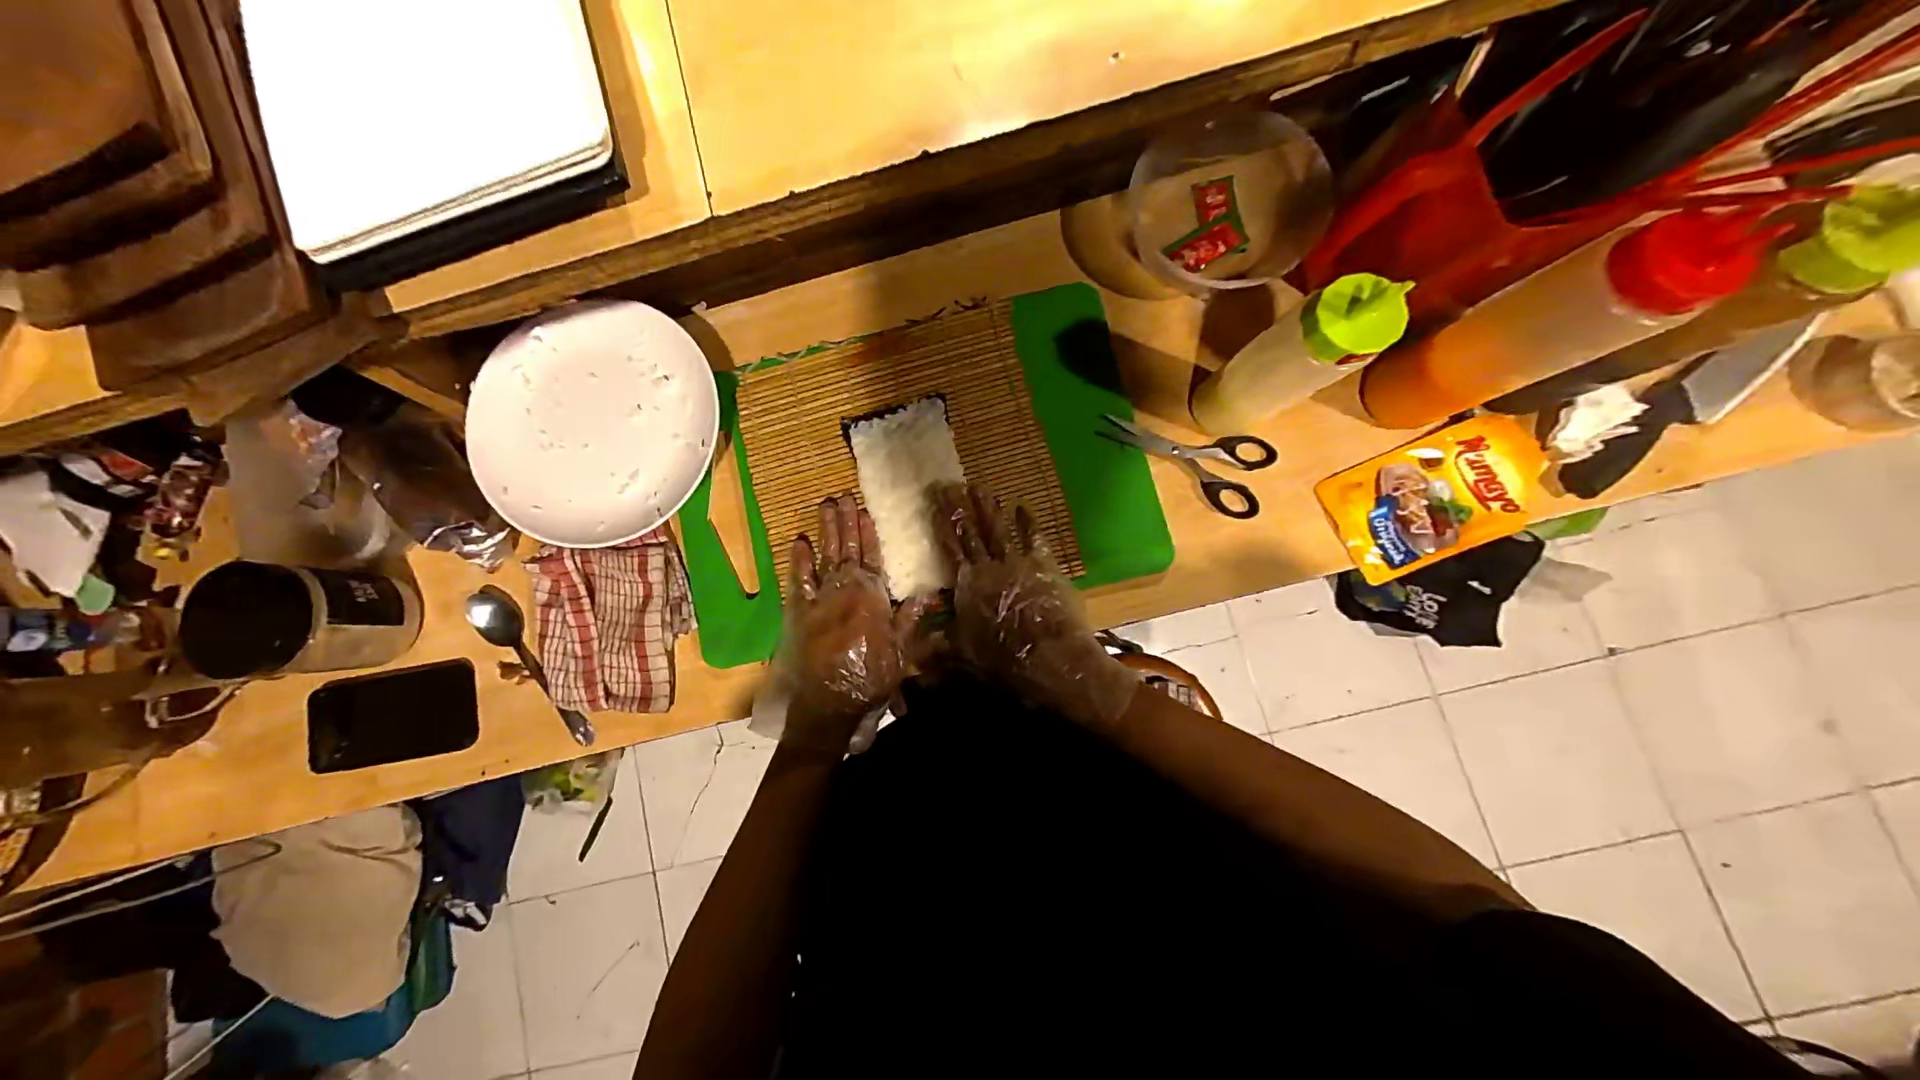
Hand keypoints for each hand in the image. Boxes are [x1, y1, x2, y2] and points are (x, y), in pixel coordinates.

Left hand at [783, 496, 905, 758]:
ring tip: (825, 505)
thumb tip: (926, 594)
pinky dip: (799, 561)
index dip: (868, 534)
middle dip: (845, 523)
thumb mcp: (901, 651)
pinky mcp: (802, 612)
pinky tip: (799, 540)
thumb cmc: (871, 678)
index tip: (865, 510)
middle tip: (841, 496)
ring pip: (825, 557)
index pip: (872, 558)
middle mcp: (846, 591)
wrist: (831, 704)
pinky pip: (799, 581)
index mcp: (872, 598)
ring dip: (826, 531)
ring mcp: (821, 599)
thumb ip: (908, 620)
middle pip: (847, 550)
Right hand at [933, 484, 1138, 729]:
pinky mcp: (1044, 565)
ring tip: (980, 487)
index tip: (935, 499)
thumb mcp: (962, 653)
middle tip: (952, 483)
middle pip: (973, 531)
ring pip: (999, 529)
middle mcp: (990, 567)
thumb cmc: (1002, 657)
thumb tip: (910, 644)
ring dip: (989, 508)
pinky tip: (1022, 506)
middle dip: (961, 506)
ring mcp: (1018, 563)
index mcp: (968, 584)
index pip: (951, 545)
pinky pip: (1034, 538)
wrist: (1049, 655)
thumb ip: (937, 643)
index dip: (942, 521)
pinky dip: (1028, 522)